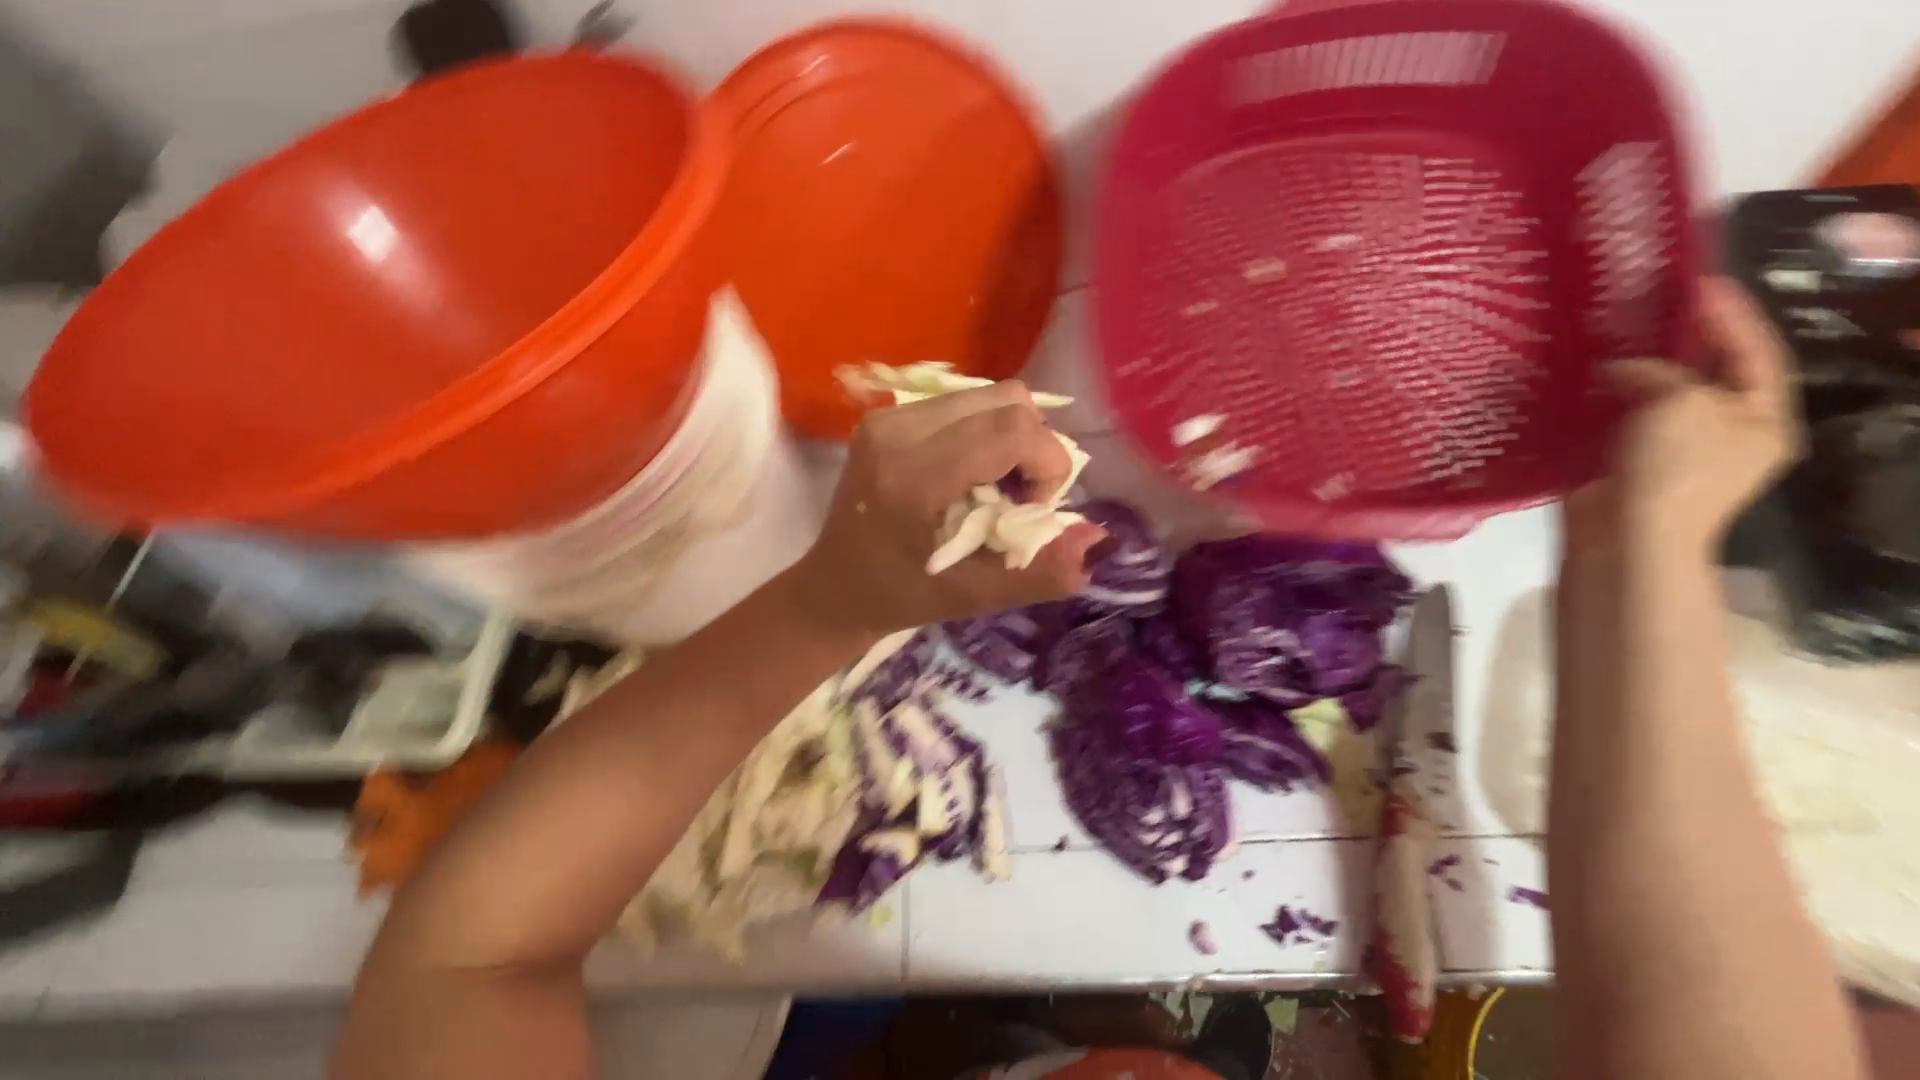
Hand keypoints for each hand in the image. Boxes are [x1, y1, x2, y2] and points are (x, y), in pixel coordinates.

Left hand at [787, 382, 1106, 641]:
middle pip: (1008, 400)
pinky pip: (965, 403)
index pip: (1011, 431)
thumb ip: (1040, 572)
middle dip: (1034, 448)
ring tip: (995, 488)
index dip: (1047, 463)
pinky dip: (987, 433)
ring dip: (1012, 438)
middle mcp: (897, 430)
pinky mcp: (887, 414)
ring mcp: (888, 416)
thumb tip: (1098, 540)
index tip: (1035, 507)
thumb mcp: (973, 597)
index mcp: (912, 476)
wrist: (833, 587)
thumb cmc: (900, 598)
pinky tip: (971, 475)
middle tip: (1019, 497)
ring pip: (990, 396)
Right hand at [1565, 277, 1802, 560]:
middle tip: (1651, 306)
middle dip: (1680, 342)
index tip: (1698, 283)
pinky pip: (1623, 420)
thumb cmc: (1672, 470)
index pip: (1757, 353)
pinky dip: (1607, 399)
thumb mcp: (1682, 403)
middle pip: (1709, 373)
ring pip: (1660, 396)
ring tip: (1612, 337)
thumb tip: (1619, 368)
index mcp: (1764, 419)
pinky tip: (1585, 380)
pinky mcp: (1630, 464)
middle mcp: (1728, 433)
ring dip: (1637, 370)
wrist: (1625, 539)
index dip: (1731, 315)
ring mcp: (1677, 452)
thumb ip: (1659, 372)